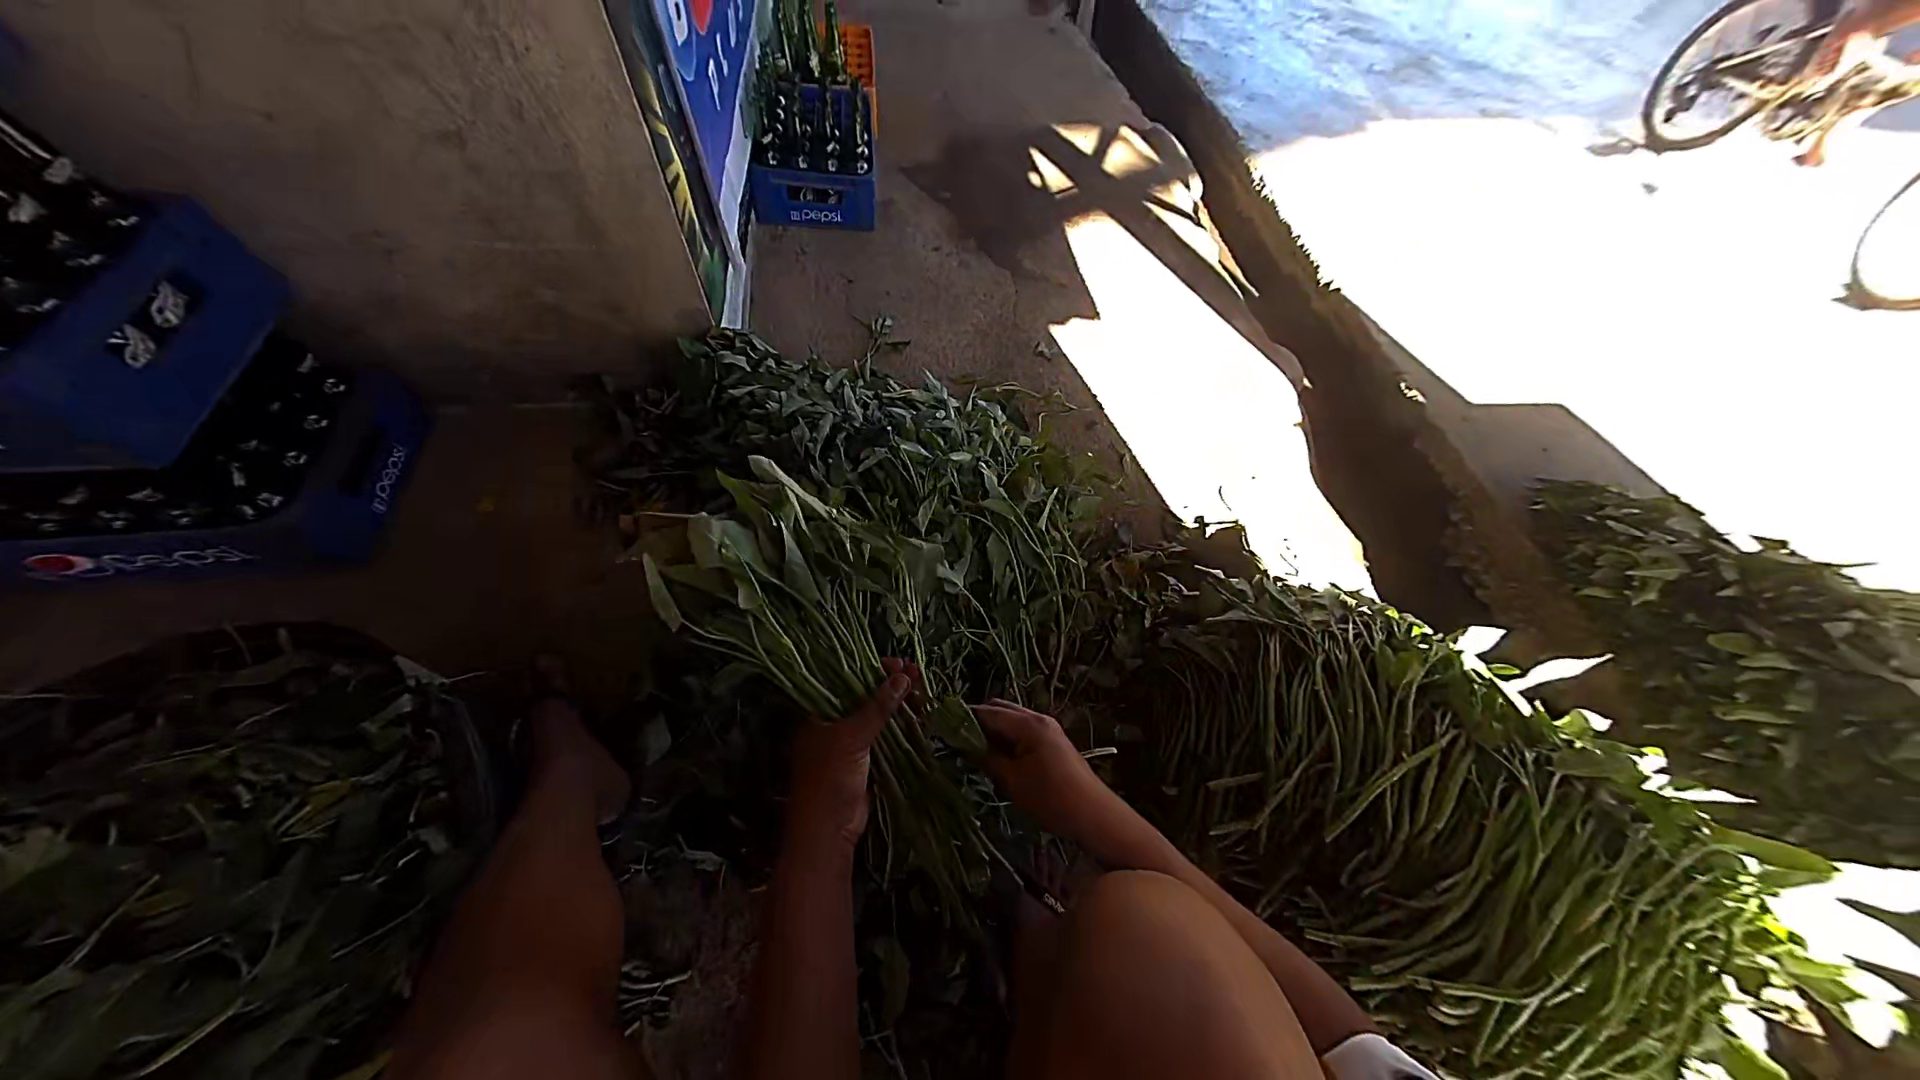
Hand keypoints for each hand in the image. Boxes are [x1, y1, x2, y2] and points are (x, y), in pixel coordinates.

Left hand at [787, 659, 920, 849]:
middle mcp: (834, 724)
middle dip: (891, 684)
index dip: (872, 669)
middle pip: (867, 696)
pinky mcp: (867, 760)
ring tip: (923, 688)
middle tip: (917, 672)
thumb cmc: (830, 778)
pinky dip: (903, 725)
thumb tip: (901, 677)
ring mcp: (852, 742)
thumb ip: (877, 707)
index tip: (896, 662)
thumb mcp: (851, 737)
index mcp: (820, 714)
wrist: (828, 830)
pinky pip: (887, 736)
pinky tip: (921, 713)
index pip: (847, 680)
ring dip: (900, 702)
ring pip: (880, 715)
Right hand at [971, 699, 1128, 850]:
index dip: (962, 719)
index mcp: (1028, 723)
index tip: (941, 729)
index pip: (986, 712)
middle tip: (957, 743)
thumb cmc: (1051, 799)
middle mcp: (1037, 718)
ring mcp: (1047, 728)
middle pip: (998, 709)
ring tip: (974, 752)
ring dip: (991, 730)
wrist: (1094, 815)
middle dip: (976, 722)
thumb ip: (985, 757)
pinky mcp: (1052, 740)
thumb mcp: (1012, 780)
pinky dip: (1005, 738)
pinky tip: (997, 758)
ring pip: (1010, 719)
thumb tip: (961, 743)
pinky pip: (1021, 730)